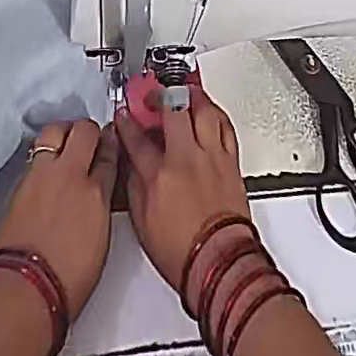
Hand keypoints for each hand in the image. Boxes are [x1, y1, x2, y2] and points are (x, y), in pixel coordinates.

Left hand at [0, 120, 119, 316]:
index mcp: (97, 194)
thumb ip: (102, 206)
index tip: (111, 144)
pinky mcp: (20, 183)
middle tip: (91, 138)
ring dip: (64, 132)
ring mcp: (42, 176)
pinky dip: (45, 151)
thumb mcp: (102, 240)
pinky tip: (49, 164)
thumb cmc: (66, 279)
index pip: (110, 154)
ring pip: (55, 132)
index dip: (111, 145)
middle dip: (90, 130)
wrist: (27, 289)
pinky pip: (37, 153)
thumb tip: (99, 193)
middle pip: (84, 131)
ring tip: (67, 141)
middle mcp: (70, 176)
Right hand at [114, 87, 251, 293]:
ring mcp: (210, 158)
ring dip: (192, 96)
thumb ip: (134, 186)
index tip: (125, 116)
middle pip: (172, 110)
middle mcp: (184, 160)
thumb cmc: (184, 252)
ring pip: (203, 110)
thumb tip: (132, 167)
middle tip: (154, 92)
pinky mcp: (230, 163)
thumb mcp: (142, 222)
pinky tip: (211, 112)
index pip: (136, 137)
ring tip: (185, 90)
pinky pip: (225, 127)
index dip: (127, 122)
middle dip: (160, 94)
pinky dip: (216, 115)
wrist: (220, 264)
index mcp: (157, 175)